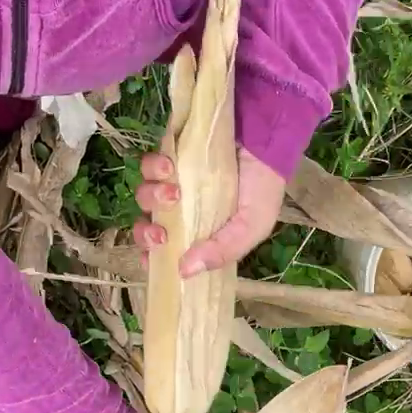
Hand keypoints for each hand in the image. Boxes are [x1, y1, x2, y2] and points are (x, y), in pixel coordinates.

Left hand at [132, 146, 285, 276]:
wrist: (266, 140)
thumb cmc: (263, 189)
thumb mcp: (252, 228)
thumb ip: (223, 251)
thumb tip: (184, 272)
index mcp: (200, 235)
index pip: (167, 253)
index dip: (153, 258)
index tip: (150, 260)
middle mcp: (182, 213)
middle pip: (148, 228)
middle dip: (146, 234)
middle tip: (160, 232)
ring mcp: (173, 184)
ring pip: (145, 197)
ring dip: (152, 198)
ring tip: (173, 191)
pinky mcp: (169, 156)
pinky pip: (148, 166)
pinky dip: (153, 168)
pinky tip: (169, 166)